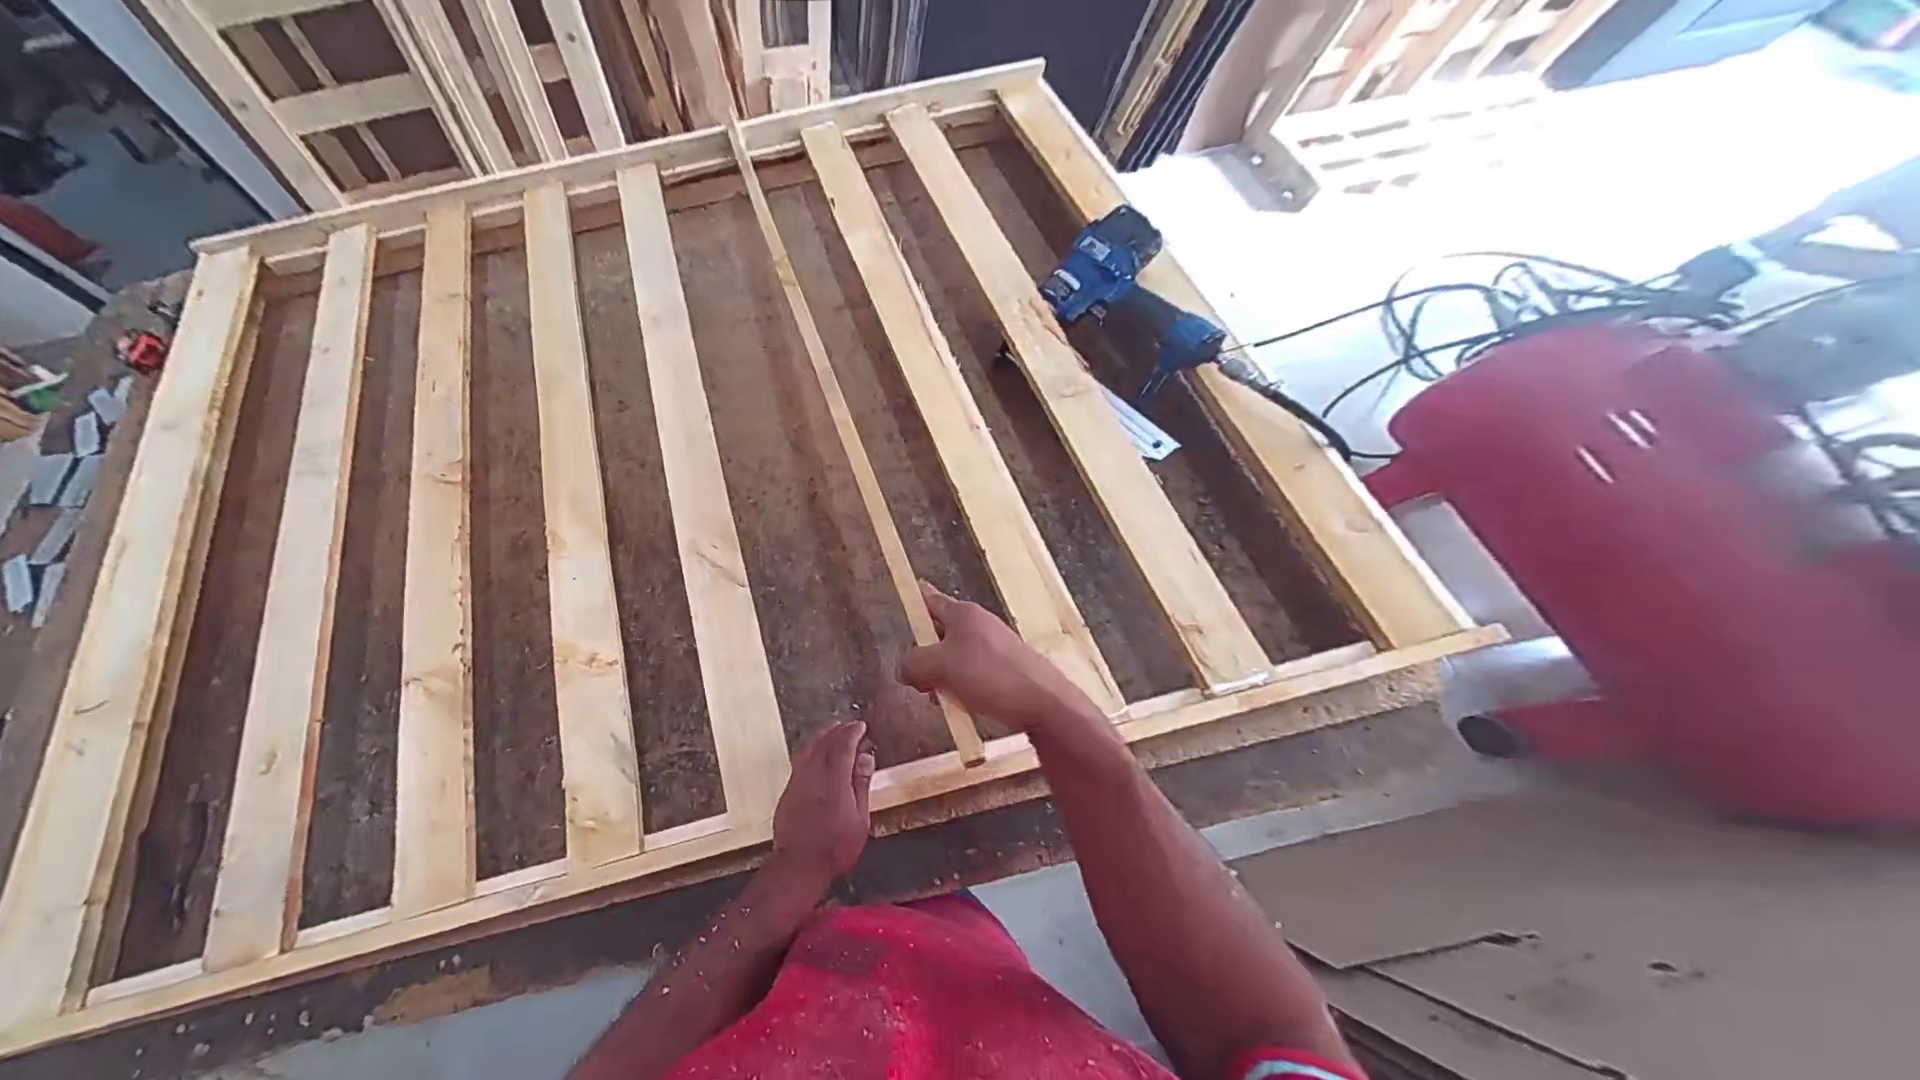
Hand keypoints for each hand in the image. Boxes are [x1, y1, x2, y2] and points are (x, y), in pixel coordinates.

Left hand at [770, 721, 875, 888]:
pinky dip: (811, 751)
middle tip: (849, 725)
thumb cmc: (835, 847)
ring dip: (822, 737)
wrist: (798, 867)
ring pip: (808, 750)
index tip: (860, 726)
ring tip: (832, 732)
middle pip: (824, 742)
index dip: (852, 732)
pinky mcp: (788, 793)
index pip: (843, 745)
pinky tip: (817, 756)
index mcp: (833, 780)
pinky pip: (800, 762)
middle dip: (838, 730)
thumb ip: (861, 785)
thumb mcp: (859, 818)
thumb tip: (865, 759)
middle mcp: (813, 776)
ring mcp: (797, 783)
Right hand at [898, 581, 1101, 734]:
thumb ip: (914, 663)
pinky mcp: (1005, 669)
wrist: (1043, 703)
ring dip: (942, 678)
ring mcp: (995, 647)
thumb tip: (904, 668)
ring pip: (955, 659)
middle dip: (924, 656)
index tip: (909, 592)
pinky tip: (963, 707)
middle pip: (940, 634)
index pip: (931, 600)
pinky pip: (972, 675)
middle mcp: (980, 625)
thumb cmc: (991, 676)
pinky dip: (962, 688)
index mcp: (964, 614)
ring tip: (942, 699)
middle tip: (916, 679)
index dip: (916, 599)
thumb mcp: (941, 666)